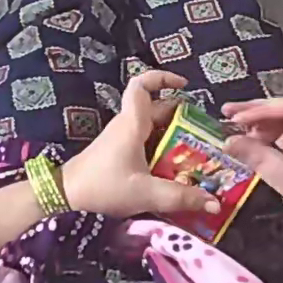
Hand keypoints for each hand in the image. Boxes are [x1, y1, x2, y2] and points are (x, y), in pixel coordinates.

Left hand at [61, 70, 220, 218]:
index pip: (142, 85)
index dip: (162, 78)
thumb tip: (215, 203)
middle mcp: (127, 124)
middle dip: (181, 117)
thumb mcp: (146, 193)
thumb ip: (181, 198)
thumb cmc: (104, 186)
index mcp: (132, 123)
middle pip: (157, 108)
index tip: (184, 84)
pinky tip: (175, 166)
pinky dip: (162, 147)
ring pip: (153, 125)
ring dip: (173, 134)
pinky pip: (146, 140)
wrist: (67, 194)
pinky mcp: (120, 150)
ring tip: (197, 151)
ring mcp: (122, 136)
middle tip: (204, 133)